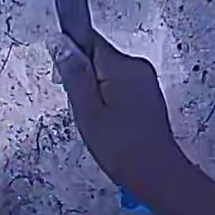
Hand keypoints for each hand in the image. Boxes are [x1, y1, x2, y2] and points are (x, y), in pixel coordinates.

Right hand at [53, 33, 197, 201]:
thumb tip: (60, 42)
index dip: (70, 56)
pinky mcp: (146, 94)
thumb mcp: (87, 110)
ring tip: (94, 119)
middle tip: (81, 108)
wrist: (155, 174)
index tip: (63, 80)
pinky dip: (106, 99)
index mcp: (123, 66)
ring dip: (93, 91)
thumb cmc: (120, 147)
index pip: (89, 40)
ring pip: (106, 73)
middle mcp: (138, 67)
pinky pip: (118, 85)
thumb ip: (73, 74)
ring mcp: (145, 80)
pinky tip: (106, 122)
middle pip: (97, 57)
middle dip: (82, 78)